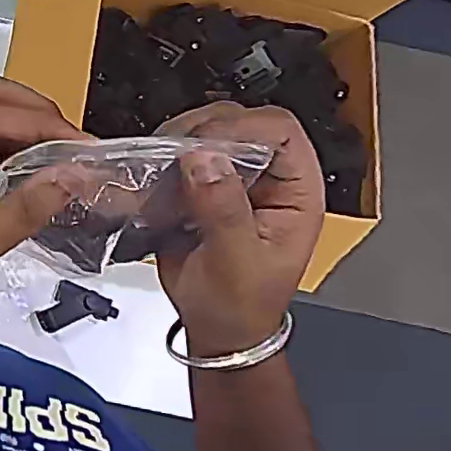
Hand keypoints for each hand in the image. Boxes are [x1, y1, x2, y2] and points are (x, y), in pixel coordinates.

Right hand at [154, 102, 324, 356]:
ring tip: (160, 164)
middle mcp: (268, 178)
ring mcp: (235, 179)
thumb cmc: (240, 307)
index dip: (243, 128)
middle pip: (243, 121)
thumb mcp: (237, 264)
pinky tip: (154, 176)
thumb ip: (224, 212)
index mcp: (296, 192)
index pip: (281, 133)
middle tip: (173, 151)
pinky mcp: (205, 185)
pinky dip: (165, 158)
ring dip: (180, 141)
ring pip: (210, 131)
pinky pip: (185, 154)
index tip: (203, 146)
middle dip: (204, 129)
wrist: (216, 329)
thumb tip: (204, 161)